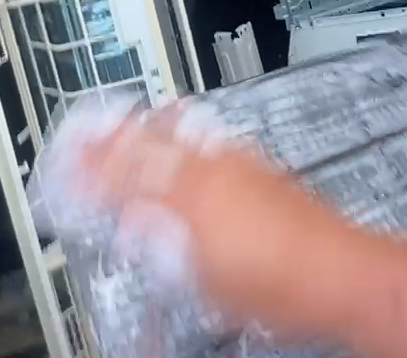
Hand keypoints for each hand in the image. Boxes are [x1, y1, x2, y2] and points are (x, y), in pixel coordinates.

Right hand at [74, 106, 356, 337]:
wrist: (336, 268)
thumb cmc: (277, 282)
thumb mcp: (202, 274)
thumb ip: (161, 239)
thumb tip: (132, 221)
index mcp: (190, 194)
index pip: (128, 171)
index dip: (93, 166)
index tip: (70, 163)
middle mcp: (209, 167)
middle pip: (148, 138)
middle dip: (111, 134)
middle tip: (84, 132)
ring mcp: (232, 158)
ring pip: (176, 127)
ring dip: (143, 126)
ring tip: (120, 124)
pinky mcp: (250, 161)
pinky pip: (202, 133)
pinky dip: (177, 128)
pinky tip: (174, 130)